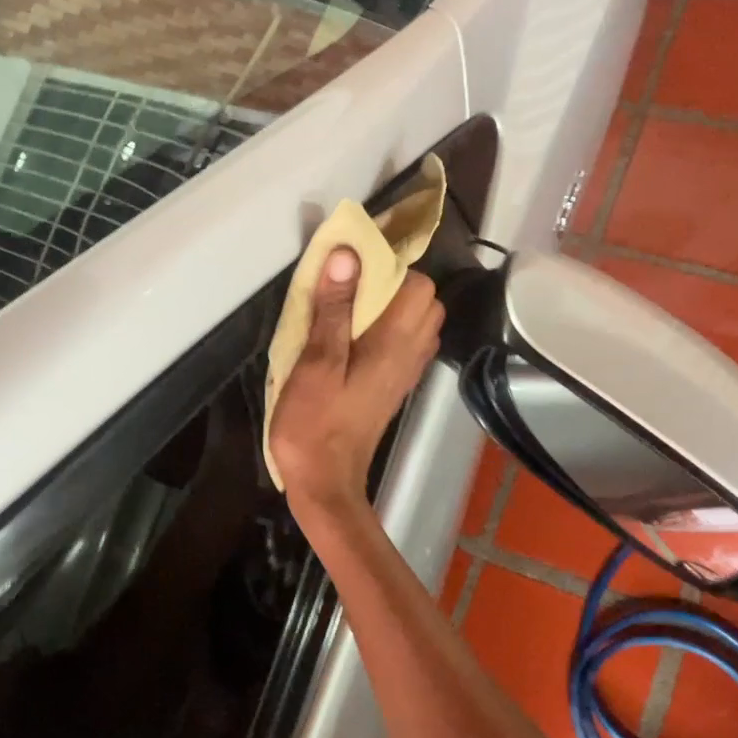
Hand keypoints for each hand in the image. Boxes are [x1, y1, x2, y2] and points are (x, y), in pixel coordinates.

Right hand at [269, 247, 443, 513]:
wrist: (325, 482)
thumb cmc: (314, 425)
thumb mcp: (315, 364)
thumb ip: (333, 309)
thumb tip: (347, 255)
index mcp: (394, 343)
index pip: (417, 282)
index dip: (387, 265)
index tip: (349, 265)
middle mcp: (410, 353)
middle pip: (422, 299)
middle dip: (390, 284)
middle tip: (346, 290)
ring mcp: (405, 372)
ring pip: (415, 321)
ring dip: (386, 307)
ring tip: (346, 313)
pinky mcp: (393, 387)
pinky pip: (403, 343)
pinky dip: (384, 330)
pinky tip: (350, 341)